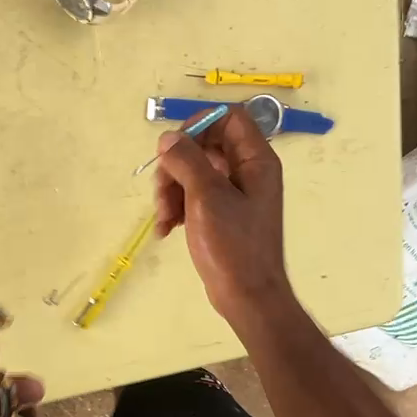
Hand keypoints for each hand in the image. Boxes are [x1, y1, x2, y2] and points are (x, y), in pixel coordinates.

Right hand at [153, 107, 293, 318]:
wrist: (247, 297)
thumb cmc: (233, 246)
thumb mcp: (207, 198)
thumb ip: (187, 161)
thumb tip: (168, 138)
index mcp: (255, 161)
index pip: (228, 119)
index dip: (198, 126)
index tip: (173, 149)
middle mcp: (247, 173)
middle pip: (205, 148)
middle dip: (176, 168)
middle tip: (161, 193)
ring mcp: (234, 197)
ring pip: (194, 175)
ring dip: (171, 192)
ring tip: (162, 219)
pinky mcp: (221, 218)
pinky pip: (194, 200)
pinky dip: (176, 211)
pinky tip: (164, 231)